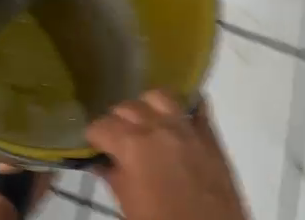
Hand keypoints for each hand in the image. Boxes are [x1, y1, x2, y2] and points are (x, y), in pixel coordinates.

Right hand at [86, 90, 248, 219]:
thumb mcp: (129, 207)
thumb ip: (113, 177)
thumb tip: (101, 162)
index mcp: (132, 145)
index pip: (100, 126)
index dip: (95, 138)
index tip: (96, 148)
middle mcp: (156, 127)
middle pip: (126, 107)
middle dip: (117, 122)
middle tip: (119, 141)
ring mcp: (185, 129)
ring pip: (158, 97)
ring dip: (147, 108)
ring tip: (147, 124)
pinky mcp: (209, 137)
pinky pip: (196, 108)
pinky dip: (184, 109)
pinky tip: (177, 119)